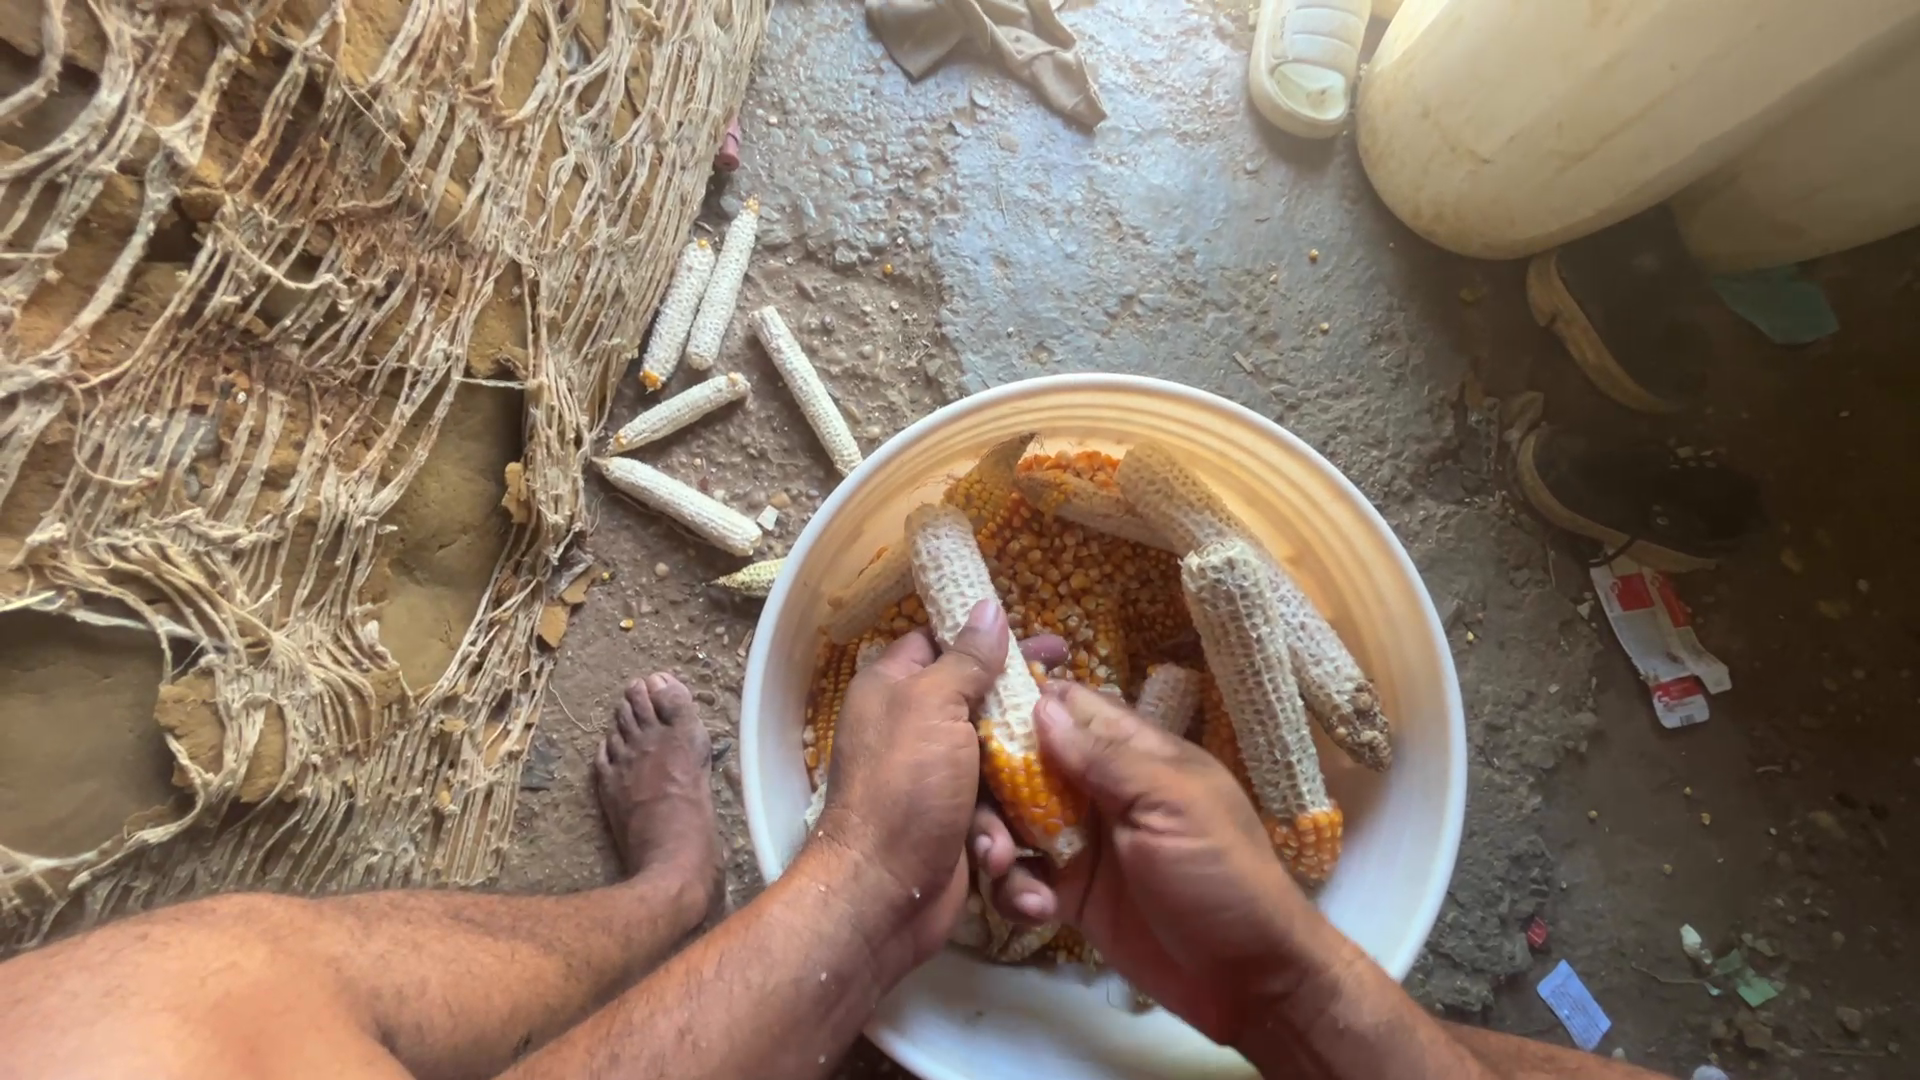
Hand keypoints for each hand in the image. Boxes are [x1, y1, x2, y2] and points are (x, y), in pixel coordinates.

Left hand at [814, 599, 1066, 967]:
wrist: (881, 894)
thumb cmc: (905, 786)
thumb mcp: (934, 708)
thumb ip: (966, 659)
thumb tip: (987, 606)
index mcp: (894, 687)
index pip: (942, 642)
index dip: (988, 636)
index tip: (1038, 641)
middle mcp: (912, 725)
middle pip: (979, 699)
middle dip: (1020, 708)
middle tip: (1066, 697)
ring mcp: (935, 776)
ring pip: (995, 756)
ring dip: (1012, 785)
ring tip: (1019, 807)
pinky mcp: (955, 820)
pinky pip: (992, 807)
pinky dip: (996, 830)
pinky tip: (993, 852)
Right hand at [972, 682, 1339, 1043]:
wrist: (1249, 982)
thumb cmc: (1218, 873)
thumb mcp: (1169, 803)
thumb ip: (1104, 756)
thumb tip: (1040, 705)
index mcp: (1129, 753)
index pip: (1068, 706)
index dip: (1021, 701)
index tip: (971, 711)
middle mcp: (1096, 788)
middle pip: (1024, 761)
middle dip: (992, 781)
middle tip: (978, 806)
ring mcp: (1080, 839)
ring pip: (1012, 818)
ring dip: (996, 838)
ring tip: (1001, 866)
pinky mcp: (1068, 890)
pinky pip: (1021, 875)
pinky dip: (1015, 888)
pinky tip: (1038, 909)